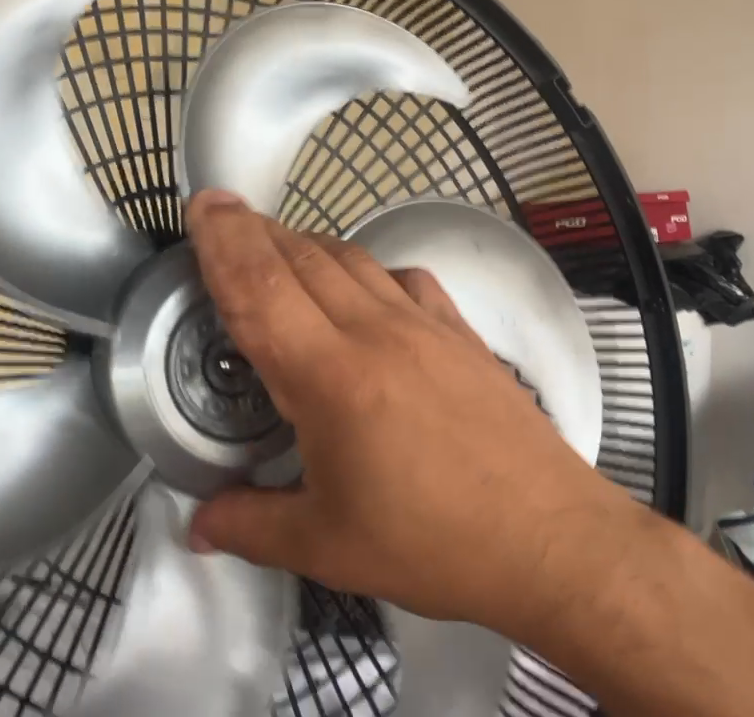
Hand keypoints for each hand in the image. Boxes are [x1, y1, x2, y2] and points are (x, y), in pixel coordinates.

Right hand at [182, 189, 648, 644]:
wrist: (556, 544)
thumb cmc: (435, 545)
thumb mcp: (328, 548)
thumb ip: (250, 526)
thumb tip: (197, 527)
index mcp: (330, 377)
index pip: (260, 289)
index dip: (223, 242)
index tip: (201, 205)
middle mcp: (373, 332)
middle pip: (300, 258)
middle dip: (251, 229)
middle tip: (218, 216)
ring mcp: (424, 325)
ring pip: (348, 259)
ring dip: (301, 242)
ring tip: (271, 243)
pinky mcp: (461, 334)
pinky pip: (401, 277)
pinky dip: (364, 266)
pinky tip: (358, 283)